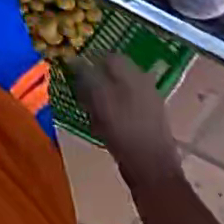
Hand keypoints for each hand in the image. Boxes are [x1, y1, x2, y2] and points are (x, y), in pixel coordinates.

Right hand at [72, 53, 182, 180]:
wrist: (152, 169)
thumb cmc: (123, 129)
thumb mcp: (98, 98)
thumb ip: (85, 75)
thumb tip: (73, 58)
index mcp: (132, 72)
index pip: (107, 54)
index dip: (87, 59)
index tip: (70, 69)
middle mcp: (143, 82)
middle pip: (113, 72)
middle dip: (93, 78)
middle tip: (76, 90)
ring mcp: (149, 102)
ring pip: (118, 90)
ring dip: (100, 95)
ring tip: (86, 108)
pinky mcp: (149, 121)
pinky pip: (124, 107)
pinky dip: (110, 111)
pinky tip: (101, 124)